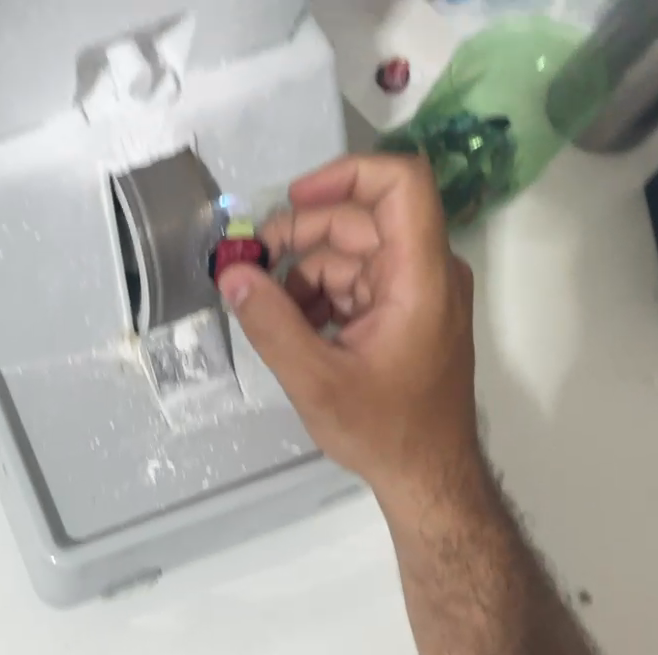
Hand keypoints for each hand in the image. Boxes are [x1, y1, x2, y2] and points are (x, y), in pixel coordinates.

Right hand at [218, 154, 481, 510]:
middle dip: (302, 237)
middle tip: (251, 265)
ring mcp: (416, 294)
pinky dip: (320, 299)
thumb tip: (230, 275)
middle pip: (363, 221)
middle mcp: (425, 272)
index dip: (344, 176)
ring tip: (271, 314)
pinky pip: (357, 286)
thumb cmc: (382, 430)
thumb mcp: (315, 380)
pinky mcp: (404, 316)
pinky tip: (296, 330)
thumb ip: (270, 324)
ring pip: (353, 256)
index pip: (399, 185)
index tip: (289, 201)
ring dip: (305, 276)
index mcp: (419, 276)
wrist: (427, 474)